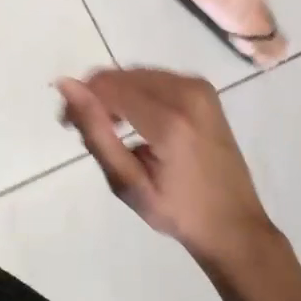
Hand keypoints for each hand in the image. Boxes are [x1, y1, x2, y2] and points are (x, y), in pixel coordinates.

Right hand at [57, 68, 277, 262]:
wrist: (235, 226)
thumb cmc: (178, 212)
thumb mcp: (127, 182)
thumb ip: (95, 131)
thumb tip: (65, 84)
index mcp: (170, 121)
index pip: (106, 87)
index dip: (81, 100)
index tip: (68, 125)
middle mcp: (186, 93)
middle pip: (119, 77)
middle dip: (97, 97)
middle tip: (91, 132)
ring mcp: (198, 88)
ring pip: (133, 74)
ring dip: (115, 95)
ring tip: (113, 129)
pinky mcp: (202, 88)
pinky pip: (151, 77)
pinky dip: (135, 93)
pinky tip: (137, 121)